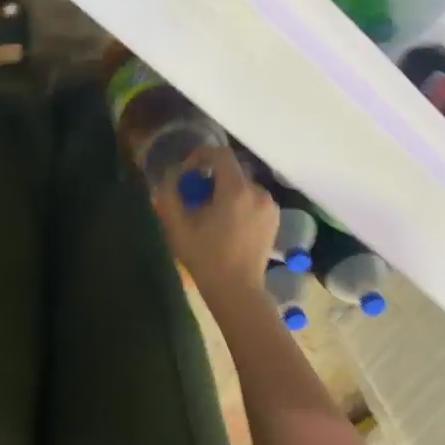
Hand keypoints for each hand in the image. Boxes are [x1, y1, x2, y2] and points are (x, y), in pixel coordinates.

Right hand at [151, 145, 277, 296]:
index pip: (220, 154)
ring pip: (243, 185)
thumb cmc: (205, 258)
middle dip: (211, 177)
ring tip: (211, 213)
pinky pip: (253, 199)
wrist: (237, 290)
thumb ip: (170, 194)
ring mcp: (270, 206)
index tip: (187, 173)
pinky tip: (228, 224)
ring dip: (225, 190)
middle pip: (232, 170)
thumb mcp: (177, 227)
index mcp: (235, 190)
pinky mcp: (274, 218)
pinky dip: (239, 202)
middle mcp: (258, 192)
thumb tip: (172, 175)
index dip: (200, 156)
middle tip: (195, 197)